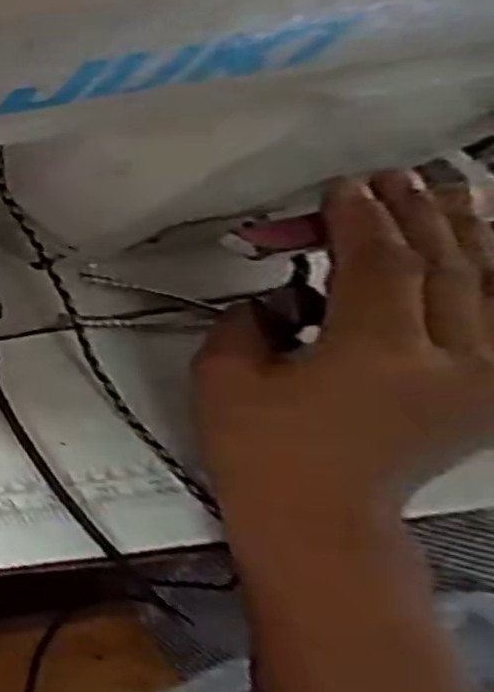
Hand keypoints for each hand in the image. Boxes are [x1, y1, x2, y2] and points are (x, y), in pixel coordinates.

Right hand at [192, 171, 493, 540]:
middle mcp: (455, 362)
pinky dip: (493, 273)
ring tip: (445, 193)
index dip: (361, 220)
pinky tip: (479, 247)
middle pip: (450, 265)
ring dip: (468, 232)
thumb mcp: (223, 377)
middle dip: (419, 214)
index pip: (381, 265)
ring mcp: (488, 377)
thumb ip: (248, 322)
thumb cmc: (258, 447)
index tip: (343, 189)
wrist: (317, 512)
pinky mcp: (493, 389)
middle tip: (394, 179)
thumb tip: (276, 298)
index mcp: (377, 357)